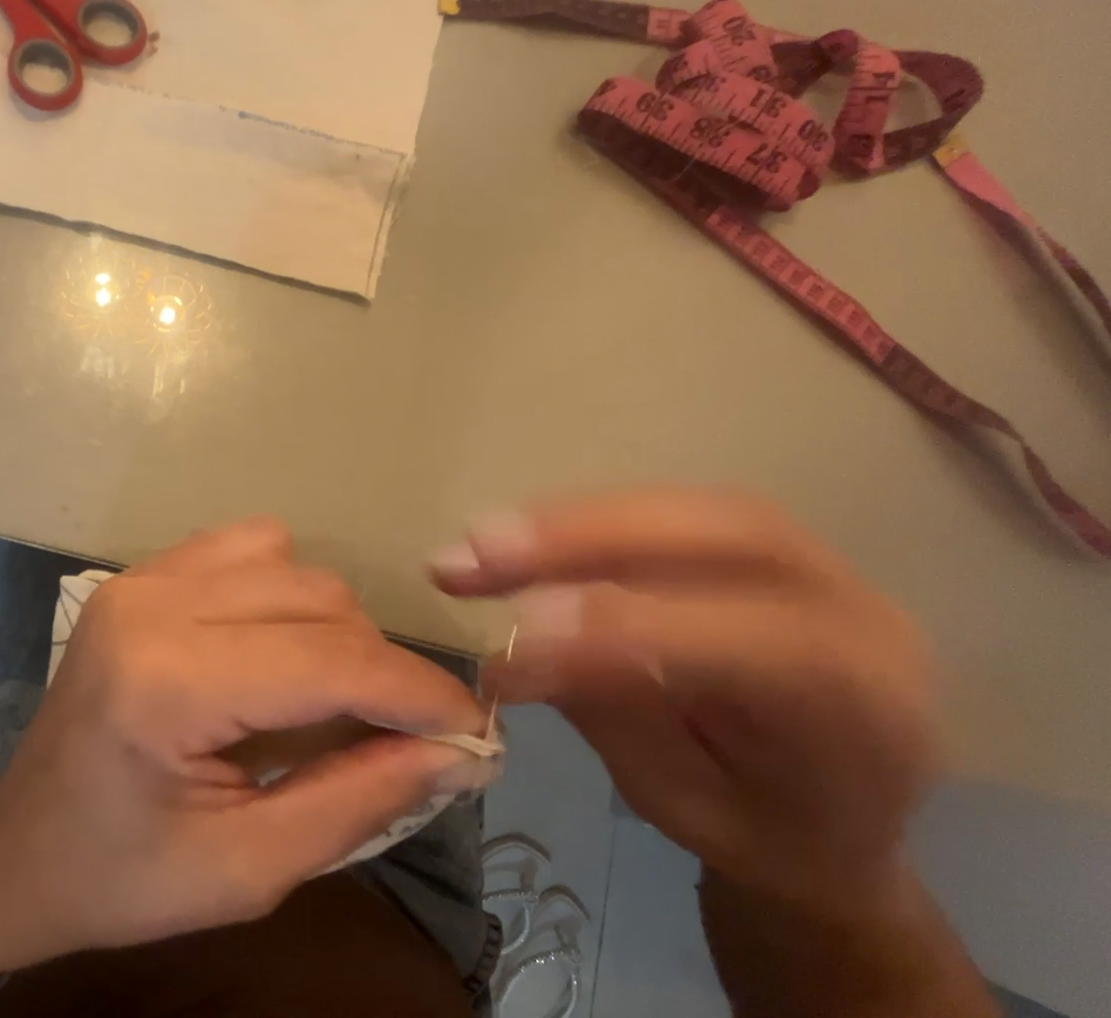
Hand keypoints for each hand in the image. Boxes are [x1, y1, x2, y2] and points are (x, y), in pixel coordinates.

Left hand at [0, 518, 492, 964]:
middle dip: (379, 668)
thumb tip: (455, 752)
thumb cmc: (122, 879)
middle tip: (400, 738)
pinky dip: (284, 593)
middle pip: (319, 599)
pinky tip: (275, 652)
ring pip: (290, 565)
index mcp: (169, 681)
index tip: (474, 734)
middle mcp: (152, 604)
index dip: (418, 694)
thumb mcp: (248, 869)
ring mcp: (138, 580)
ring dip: (333, 628)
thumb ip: (358, 799)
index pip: (331, 660)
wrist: (20, 855)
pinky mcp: (137, 579)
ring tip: (328, 701)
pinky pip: (243, 550)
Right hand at [430, 489, 938, 920]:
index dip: (629, 628)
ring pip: (691, 510)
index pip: (750, 644)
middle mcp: (857, 613)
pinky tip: (524, 543)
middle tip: (480, 552)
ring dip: (573, 523)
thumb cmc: (756, 833)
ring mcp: (818, 567)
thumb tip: (517, 644)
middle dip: (589, 538)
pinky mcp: (766, 550)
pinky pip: (674, 515)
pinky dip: (588, 525)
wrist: (830, 824)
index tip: (513, 639)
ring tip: (480, 546)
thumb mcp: (680, 800)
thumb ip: (614, 713)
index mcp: (863, 707)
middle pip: (727, 535)